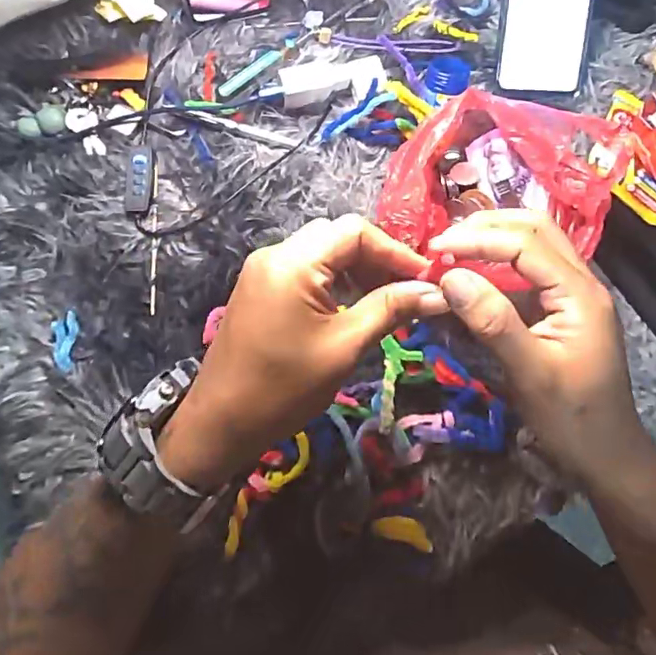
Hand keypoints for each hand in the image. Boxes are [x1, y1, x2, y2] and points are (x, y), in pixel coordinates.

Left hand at [157, 216, 445, 489]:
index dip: (395, 250)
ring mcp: (265, 269)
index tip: (426, 279)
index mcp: (293, 262)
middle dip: (378, 258)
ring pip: (323, 251)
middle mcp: (276, 254)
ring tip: (388, 300)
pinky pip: (306, 268)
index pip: (355, 231)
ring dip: (358, 269)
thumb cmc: (283, 388)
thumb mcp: (344, 347)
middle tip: (409, 290)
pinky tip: (355, 305)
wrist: (219, 423)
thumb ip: (390, 309)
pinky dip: (335, 280)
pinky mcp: (261, 286)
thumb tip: (436, 293)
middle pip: (338, 236)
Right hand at [429, 210, 648, 486]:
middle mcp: (580, 282)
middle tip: (445, 242)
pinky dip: (497, 263)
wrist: (609, 459)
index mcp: (579, 293)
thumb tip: (450, 277)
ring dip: (492, 239)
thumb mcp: (531, 373)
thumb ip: (493, 321)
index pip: (525, 242)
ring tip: (453, 251)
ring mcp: (572, 293)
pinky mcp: (560, 307)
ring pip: (533, 243)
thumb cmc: (573, 420)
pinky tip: (472, 274)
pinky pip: (528, 269)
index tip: (436, 249)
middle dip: (487, 227)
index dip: (478, 239)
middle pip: (535, 228)